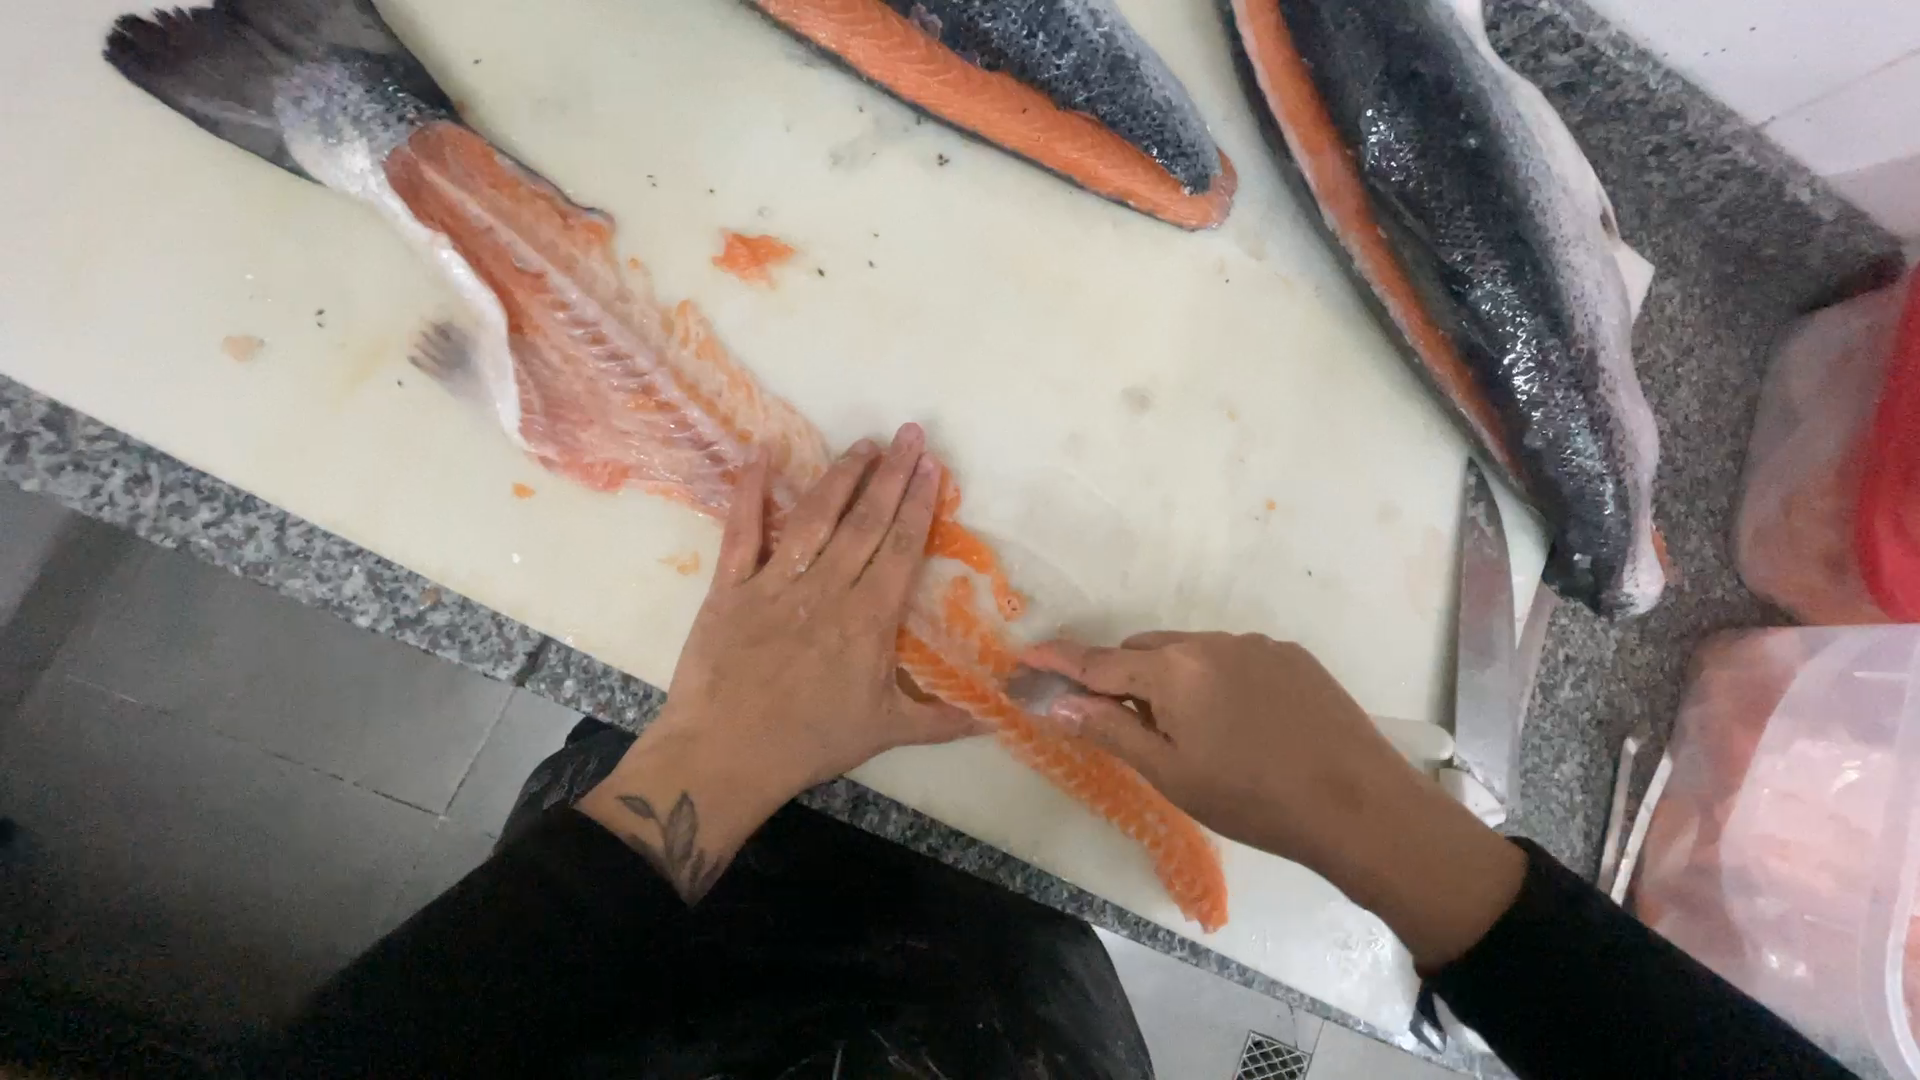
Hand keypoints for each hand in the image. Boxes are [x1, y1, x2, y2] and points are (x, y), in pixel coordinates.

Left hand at [655, 422, 980, 789]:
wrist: (725, 756)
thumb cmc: (810, 743)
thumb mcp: (886, 733)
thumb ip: (942, 719)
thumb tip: (995, 718)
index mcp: (867, 619)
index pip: (900, 549)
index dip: (918, 504)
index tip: (931, 466)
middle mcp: (826, 589)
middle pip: (865, 522)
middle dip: (891, 474)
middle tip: (910, 433)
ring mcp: (775, 583)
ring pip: (814, 518)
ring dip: (840, 476)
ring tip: (863, 443)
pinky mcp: (730, 586)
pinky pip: (741, 531)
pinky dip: (748, 491)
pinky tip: (759, 453)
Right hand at [1026, 631, 1524, 970]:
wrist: (1361, 808)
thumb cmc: (1252, 799)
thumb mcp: (1170, 773)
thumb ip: (1110, 730)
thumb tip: (1059, 703)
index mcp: (1173, 670)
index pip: (1098, 661)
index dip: (1059, 660)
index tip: (1027, 655)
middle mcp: (1209, 642)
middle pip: (1143, 651)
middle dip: (1123, 677)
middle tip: (1128, 722)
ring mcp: (1254, 643)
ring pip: (1189, 652)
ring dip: (1173, 679)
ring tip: (1195, 730)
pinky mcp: (1290, 654)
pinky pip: (1231, 656)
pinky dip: (1215, 679)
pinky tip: (1242, 721)